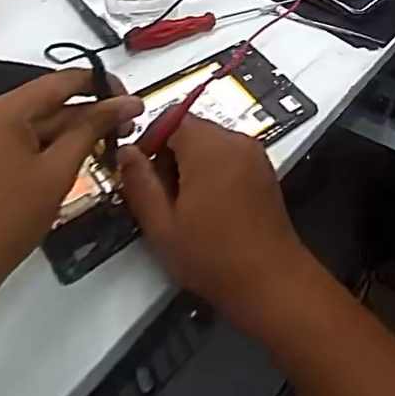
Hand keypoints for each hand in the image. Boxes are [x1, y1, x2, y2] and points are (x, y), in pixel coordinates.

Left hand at [0, 70, 142, 303]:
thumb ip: (91, 130)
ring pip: (16, 132)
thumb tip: (123, 102)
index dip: (104, 87)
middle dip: (82, 119)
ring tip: (86, 161)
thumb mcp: (55, 175)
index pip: (63, 81)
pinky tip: (40, 181)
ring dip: (54, 140)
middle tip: (119, 137)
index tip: (132, 103)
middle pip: (39, 106)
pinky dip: (23, 157)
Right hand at [118, 117, 316, 319]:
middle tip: (160, 195)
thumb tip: (126, 152)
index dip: (150, 139)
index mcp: (209, 146)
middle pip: (193, 129)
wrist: (268, 278)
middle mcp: (235, 140)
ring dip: (192, 163)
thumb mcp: (162, 225)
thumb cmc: (211, 255)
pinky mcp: (264, 168)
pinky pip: (230, 155)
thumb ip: (139, 183)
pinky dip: (214, 169)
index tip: (139, 171)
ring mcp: (254, 153)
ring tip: (184, 206)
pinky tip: (209, 206)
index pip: (172, 118)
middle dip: (170, 155)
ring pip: (211, 142)